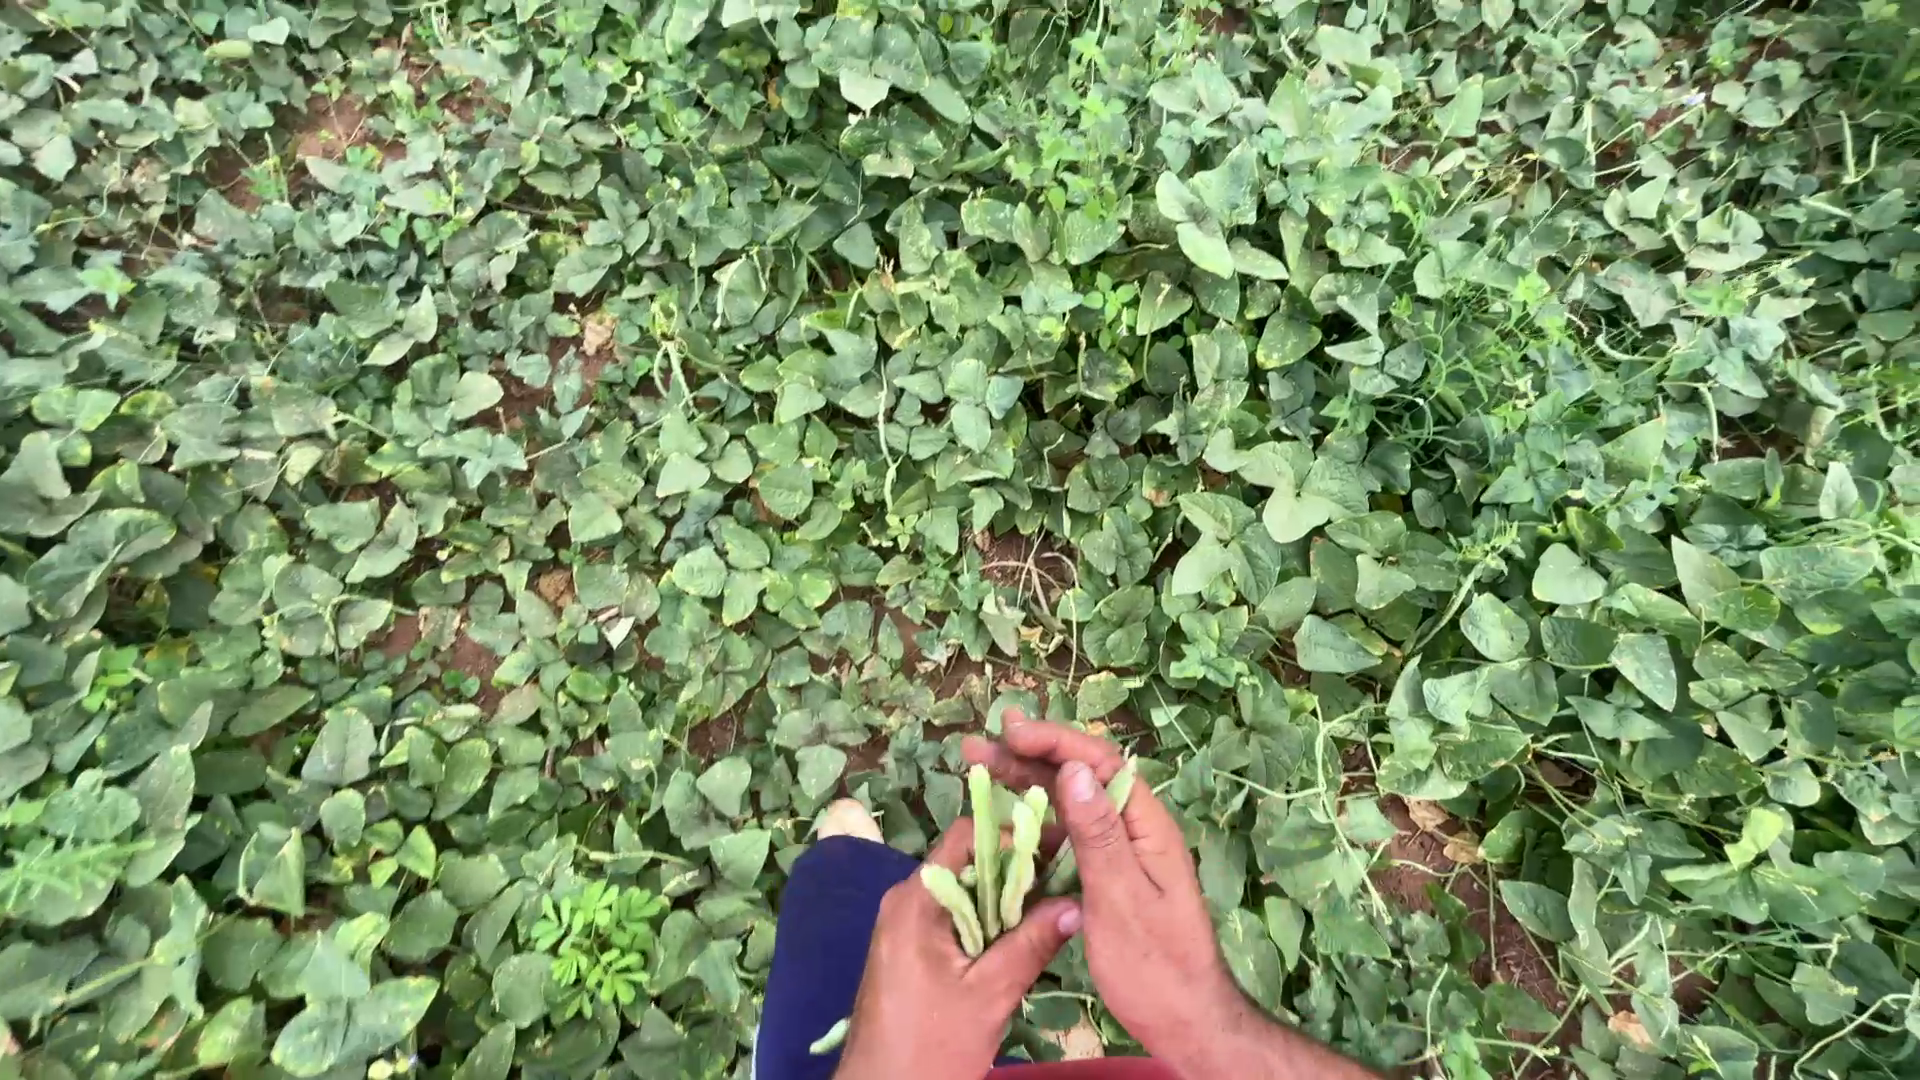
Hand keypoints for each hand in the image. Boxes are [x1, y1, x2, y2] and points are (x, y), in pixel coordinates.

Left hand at [832, 817, 1083, 1079]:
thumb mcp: (989, 995)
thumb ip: (1031, 943)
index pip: (965, 837)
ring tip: (1049, 904)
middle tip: (1060, 878)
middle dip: (1013, 868)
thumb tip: (1077, 903)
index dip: (1009, 836)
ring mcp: (904, 922)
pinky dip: (984, 918)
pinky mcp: (909, 946)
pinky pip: (952, 914)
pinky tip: (1017, 934)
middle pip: (965, 861)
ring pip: (961, 889)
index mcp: (916, 899)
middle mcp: (906, 898)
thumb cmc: (930, 1048)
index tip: (1052, 850)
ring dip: (1001, 896)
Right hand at [963, 716, 1248, 1067]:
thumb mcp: (1121, 898)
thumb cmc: (1156, 966)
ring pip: (1067, 802)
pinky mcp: (1102, 873)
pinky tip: (1003, 823)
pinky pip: (1064, 835)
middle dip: (1027, 756)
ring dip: (1025, 783)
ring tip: (981, 768)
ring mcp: (1116, 849)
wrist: (1185, 1025)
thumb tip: (1074, 769)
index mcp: (1144, 822)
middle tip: (978, 746)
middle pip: (1077, 775)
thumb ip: (1098, 833)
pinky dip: (1032, 823)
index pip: (1097, 762)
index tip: (1009, 734)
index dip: (1052, 742)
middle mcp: (1131, 826)